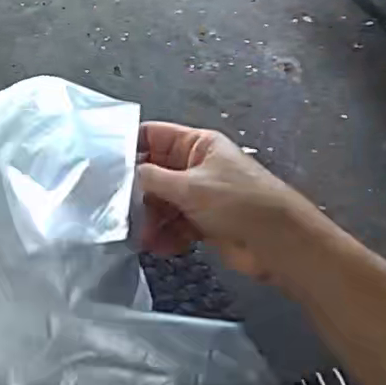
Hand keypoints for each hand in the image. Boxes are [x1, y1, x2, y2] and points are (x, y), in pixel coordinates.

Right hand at [136, 121, 322, 282]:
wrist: (281, 244)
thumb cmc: (240, 202)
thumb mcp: (191, 186)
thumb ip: (154, 178)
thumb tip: (130, 174)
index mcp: (197, 145)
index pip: (153, 136)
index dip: (129, 147)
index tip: (104, 165)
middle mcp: (196, 166)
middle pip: (153, 173)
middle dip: (138, 193)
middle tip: (119, 210)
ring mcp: (199, 195)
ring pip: (161, 202)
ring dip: (150, 219)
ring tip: (142, 237)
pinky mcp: (203, 222)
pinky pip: (174, 224)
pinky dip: (165, 236)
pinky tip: (160, 248)